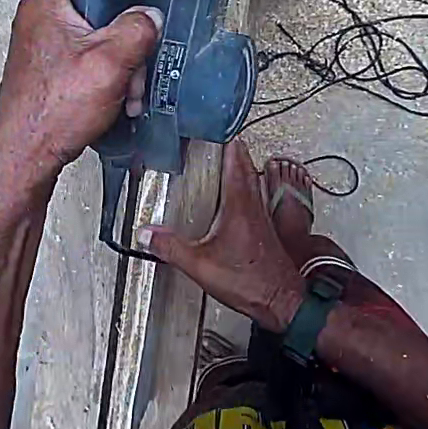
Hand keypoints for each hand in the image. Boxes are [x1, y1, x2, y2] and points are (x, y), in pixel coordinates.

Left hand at [0, 0, 160, 184]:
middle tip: (139, 57)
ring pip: (100, 38)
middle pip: (100, 7)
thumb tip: (151, 16)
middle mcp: (44, 20)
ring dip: (125, 64)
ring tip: (128, 91)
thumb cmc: (53, 109)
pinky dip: (111, 79)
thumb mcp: (110, 62)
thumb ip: (137, 29)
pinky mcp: (55, 70)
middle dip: (129, 35)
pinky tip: (118, 101)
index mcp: (48, 4)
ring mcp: (48, 46)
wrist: (27, 155)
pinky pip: (93, 61)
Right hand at [138, 140, 307, 332]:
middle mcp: (254, 206)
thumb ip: (171, 247)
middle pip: (246, 168)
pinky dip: (245, 189)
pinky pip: (255, 199)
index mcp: (240, 205)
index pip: (236, 163)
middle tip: (218, 140)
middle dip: (233, 152)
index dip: (228, 144)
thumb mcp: (200, 265)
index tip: (218, 129)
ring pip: (253, 183)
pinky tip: (235, 200)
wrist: (281, 299)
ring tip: (225, 163)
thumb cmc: (248, 281)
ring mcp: (262, 217)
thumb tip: (145, 233)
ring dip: (241, 169)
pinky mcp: (266, 230)